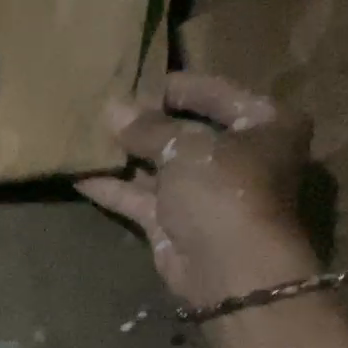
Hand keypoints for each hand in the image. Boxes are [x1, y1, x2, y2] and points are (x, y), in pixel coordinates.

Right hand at [77, 73, 318, 308]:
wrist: (227, 266)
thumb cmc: (223, 192)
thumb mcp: (185, 150)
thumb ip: (148, 130)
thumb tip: (112, 110)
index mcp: (265, 124)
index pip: (218, 95)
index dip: (178, 88)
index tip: (138, 81)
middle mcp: (238, 155)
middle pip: (186, 132)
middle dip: (146, 125)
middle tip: (108, 112)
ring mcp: (204, 192)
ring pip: (158, 167)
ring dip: (125, 157)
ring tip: (87, 141)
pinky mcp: (174, 222)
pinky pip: (141, 198)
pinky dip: (114, 189)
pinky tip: (82, 177)